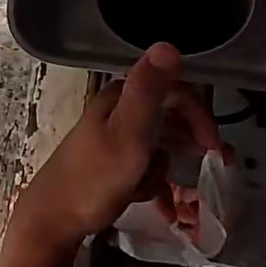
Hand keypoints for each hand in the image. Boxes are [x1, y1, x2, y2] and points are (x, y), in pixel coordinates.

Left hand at [12, 43, 221, 255]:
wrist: (51, 222)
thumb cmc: (93, 179)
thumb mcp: (127, 134)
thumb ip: (148, 91)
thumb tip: (168, 44)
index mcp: (119, 99)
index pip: (172, 91)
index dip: (199, 115)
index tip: (214, 147)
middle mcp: (115, 113)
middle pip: (167, 120)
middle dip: (189, 149)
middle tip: (204, 176)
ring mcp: (111, 140)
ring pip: (157, 149)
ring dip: (170, 173)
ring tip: (178, 202)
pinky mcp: (108, 166)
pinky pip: (142, 170)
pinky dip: (155, 187)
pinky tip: (164, 211)